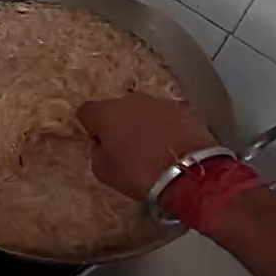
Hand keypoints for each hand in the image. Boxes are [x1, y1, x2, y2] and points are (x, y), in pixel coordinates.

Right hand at [77, 93, 214, 201]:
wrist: (189, 174)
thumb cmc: (139, 173)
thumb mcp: (103, 171)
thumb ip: (98, 151)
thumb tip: (104, 144)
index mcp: (105, 113)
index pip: (86, 111)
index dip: (90, 126)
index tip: (98, 141)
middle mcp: (129, 101)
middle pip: (115, 108)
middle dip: (117, 123)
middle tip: (123, 146)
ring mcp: (158, 103)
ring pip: (140, 110)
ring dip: (140, 124)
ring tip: (149, 147)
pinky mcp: (182, 110)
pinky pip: (163, 117)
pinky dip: (162, 127)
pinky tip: (167, 146)